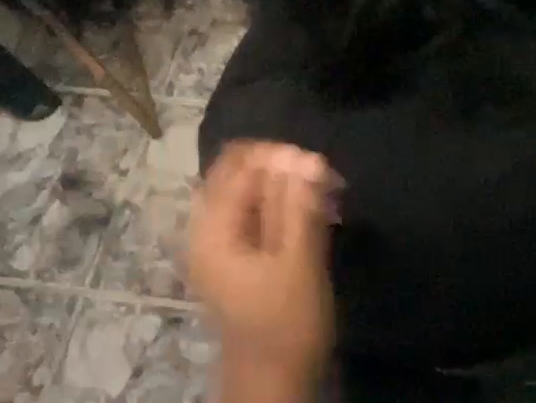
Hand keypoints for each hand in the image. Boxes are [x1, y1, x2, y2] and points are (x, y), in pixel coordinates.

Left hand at [188, 142, 338, 399]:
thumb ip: (300, 205)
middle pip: (241, 172)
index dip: (280, 155)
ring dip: (288, 185)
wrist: (273, 383)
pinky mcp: (237, 256)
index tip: (319, 168)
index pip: (239, 162)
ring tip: (327, 197)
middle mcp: (208, 230)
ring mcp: (221, 244)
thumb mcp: (298, 260)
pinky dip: (285, 204)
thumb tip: (307, 155)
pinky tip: (316, 213)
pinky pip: (257, 211)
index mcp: (212, 229)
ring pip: (252, 190)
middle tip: (323, 180)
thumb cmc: (285, 323)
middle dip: (284, 167)